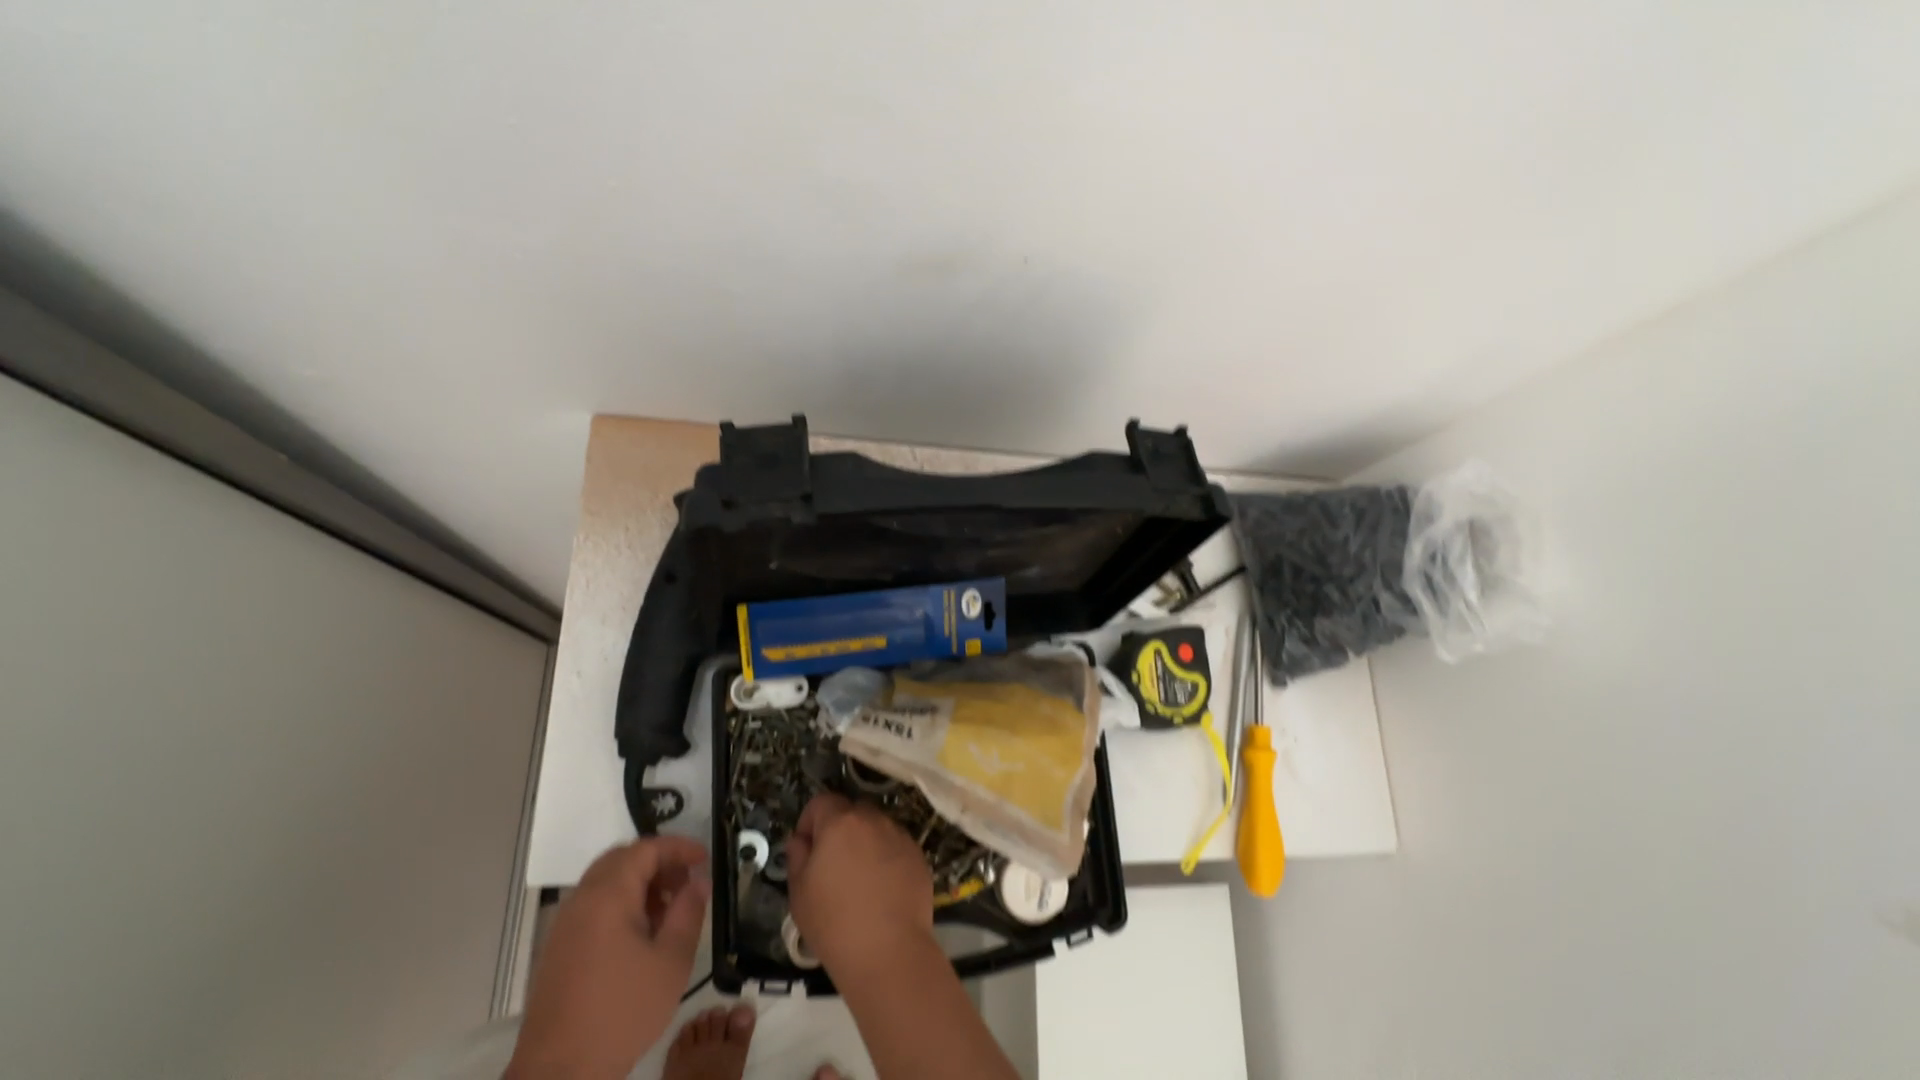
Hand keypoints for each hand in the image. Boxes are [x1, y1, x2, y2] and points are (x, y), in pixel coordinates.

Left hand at [507, 836, 710, 1079]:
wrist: (561, 1069)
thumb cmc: (623, 1011)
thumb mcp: (671, 961)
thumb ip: (688, 913)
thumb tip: (697, 882)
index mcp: (608, 896)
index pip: (644, 849)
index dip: (678, 847)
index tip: (705, 859)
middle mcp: (581, 901)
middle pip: (621, 860)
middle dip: (658, 862)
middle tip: (688, 881)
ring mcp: (565, 924)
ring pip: (606, 883)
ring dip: (640, 884)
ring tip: (670, 910)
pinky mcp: (559, 947)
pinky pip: (593, 906)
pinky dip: (621, 904)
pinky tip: (642, 935)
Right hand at [785, 793, 933, 974]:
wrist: (887, 952)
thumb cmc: (833, 922)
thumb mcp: (799, 891)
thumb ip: (797, 856)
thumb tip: (802, 841)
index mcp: (841, 823)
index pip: (821, 802)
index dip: (809, 822)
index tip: (807, 850)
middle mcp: (874, 821)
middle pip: (852, 812)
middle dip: (839, 830)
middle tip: (832, 865)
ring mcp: (901, 838)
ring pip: (877, 829)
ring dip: (866, 843)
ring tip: (861, 881)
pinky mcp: (920, 858)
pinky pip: (897, 849)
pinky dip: (887, 860)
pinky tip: (882, 891)